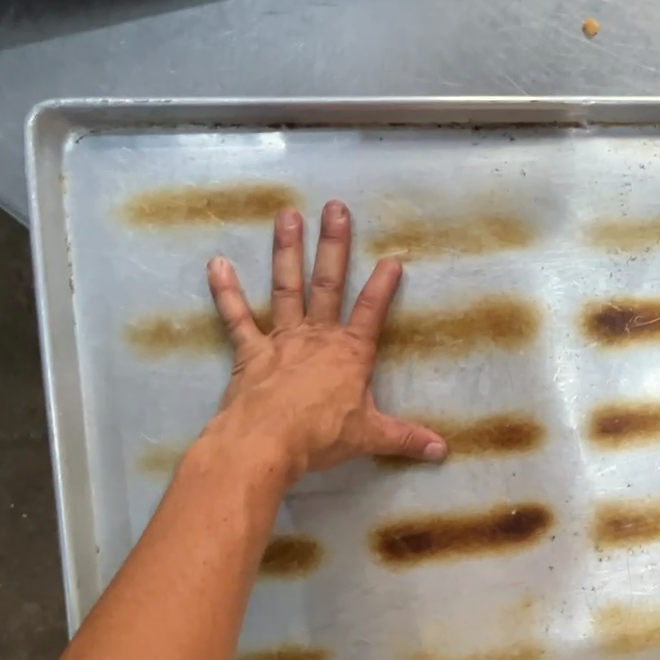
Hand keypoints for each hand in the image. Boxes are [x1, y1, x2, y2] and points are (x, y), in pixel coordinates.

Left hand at [201, 200, 445, 477]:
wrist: (266, 444)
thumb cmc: (322, 436)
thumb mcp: (371, 437)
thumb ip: (405, 438)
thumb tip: (442, 451)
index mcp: (350, 353)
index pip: (372, 310)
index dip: (384, 285)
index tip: (392, 258)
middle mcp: (318, 336)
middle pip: (328, 282)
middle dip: (334, 244)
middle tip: (335, 208)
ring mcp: (282, 339)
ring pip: (286, 287)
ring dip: (287, 250)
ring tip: (287, 215)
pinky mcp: (250, 352)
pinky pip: (236, 318)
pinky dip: (225, 292)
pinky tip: (217, 263)